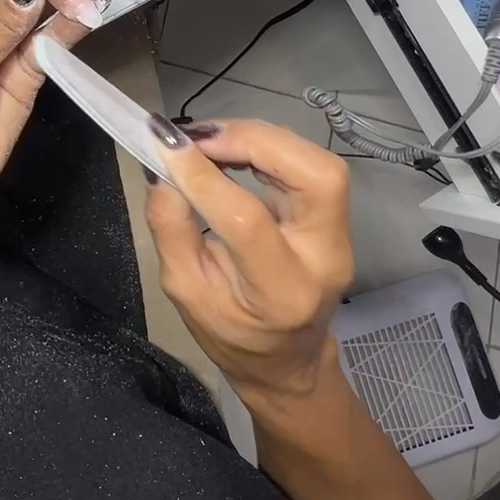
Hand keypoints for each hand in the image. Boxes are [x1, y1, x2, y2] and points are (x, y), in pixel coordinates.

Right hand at [144, 120, 354, 403]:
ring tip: (209, 139)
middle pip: (316, 176)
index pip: (247, 219)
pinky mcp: (335, 218)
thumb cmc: (229, 333)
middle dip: (254, 141)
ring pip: (317, 162)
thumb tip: (160, 168)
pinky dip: (266, 145)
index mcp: (281, 291)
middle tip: (200, 136)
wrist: (287, 362)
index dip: (203, 176)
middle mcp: (324, 258)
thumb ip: (170, 227)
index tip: (164, 145)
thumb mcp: (183, 288)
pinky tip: (230, 147)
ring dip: (259, 138)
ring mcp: (339, 236)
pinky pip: (309, 165)